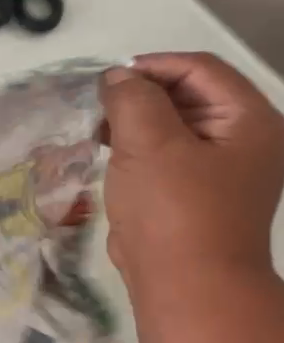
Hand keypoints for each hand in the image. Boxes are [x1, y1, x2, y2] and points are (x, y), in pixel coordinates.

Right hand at [100, 52, 283, 289]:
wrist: (187, 275)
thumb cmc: (173, 206)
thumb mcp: (149, 145)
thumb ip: (132, 101)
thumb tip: (116, 76)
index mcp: (249, 120)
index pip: (200, 69)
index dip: (150, 66)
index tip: (100, 84)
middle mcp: (245, 135)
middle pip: (189, 91)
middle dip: (138, 93)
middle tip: (93, 110)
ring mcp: (222, 161)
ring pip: (173, 119)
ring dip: (131, 118)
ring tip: (95, 134)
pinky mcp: (196, 182)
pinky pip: (166, 147)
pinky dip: (135, 142)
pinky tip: (108, 154)